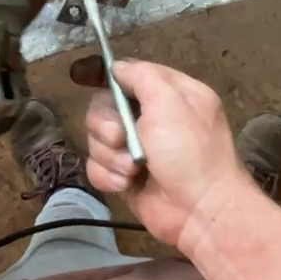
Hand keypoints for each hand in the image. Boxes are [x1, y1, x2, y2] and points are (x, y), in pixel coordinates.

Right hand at [84, 60, 263, 256]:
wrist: (200, 211)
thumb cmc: (190, 152)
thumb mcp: (171, 102)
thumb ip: (142, 76)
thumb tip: (116, 68)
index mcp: (169, 94)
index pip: (128, 74)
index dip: (103, 74)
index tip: (79, 75)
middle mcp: (151, 118)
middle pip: (103, 106)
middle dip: (107, 125)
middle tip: (121, 138)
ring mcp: (135, 148)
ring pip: (97, 139)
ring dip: (111, 155)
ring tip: (132, 169)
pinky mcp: (124, 175)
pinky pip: (97, 166)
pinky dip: (109, 176)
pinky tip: (126, 184)